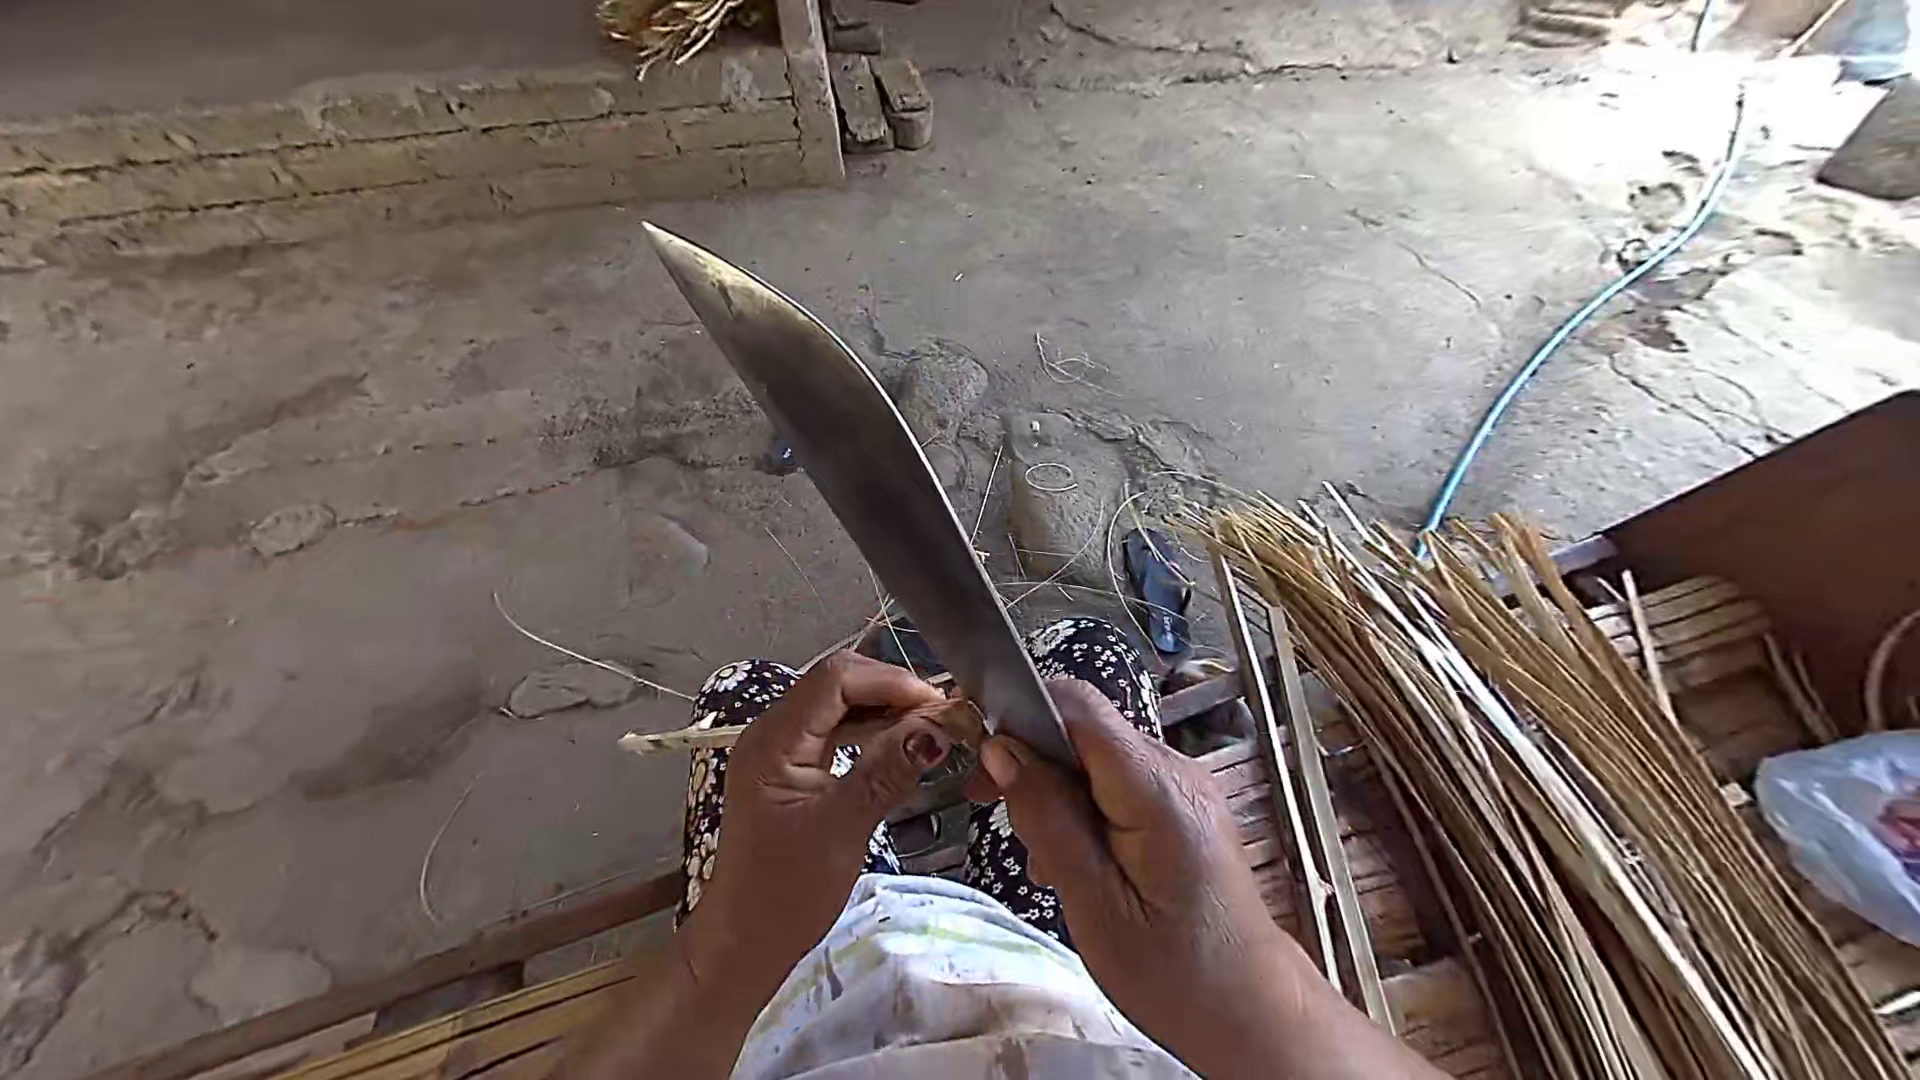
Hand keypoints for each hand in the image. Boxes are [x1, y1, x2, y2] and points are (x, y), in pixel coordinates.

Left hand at [677, 652, 950, 1002]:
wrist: (744, 943)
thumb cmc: (785, 894)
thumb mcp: (842, 830)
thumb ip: (886, 772)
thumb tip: (935, 729)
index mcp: (774, 740)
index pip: (835, 679)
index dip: (889, 681)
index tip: (935, 704)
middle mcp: (773, 730)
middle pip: (838, 681)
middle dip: (891, 688)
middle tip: (938, 713)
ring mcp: (782, 745)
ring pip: (840, 701)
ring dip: (885, 706)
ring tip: (928, 724)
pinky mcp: (794, 763)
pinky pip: (838, 726)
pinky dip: (873, 726)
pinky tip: (901, 740)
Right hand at [970, 679, 1441, 1079]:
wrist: (1256, 1014)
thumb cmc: (1177, 976)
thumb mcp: (1096, 907)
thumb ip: (1047, 820)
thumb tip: (1000, 750)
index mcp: (1157, 789)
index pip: (1078, 705)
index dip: (1021, 709)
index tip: (979, 751)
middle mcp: (1173, 767)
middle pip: (1081, 726)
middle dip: (1028, 754)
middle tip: (989, 805)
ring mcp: (1179, 780)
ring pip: (1090, 750)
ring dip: (1050, 783)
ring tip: (1037, 849)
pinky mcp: (1177, 799)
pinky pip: (1111, 776)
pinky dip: (1077, 800)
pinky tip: (1069, 851)